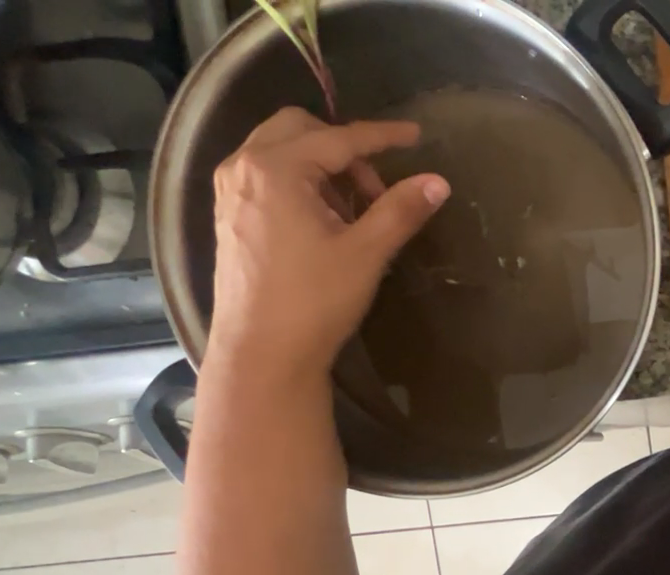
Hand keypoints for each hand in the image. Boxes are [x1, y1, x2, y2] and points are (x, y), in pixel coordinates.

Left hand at [205, 107, 449, 385]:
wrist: (263, 350)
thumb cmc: (315, 300)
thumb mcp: (366, 254)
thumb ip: (401, 211)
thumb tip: (438, 182)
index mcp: (275, 168)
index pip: (338, 138)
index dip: (381, 136)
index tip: (416, 136)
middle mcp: (243, 166)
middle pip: (299, 130)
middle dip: (346, 150)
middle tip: (379, 192)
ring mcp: (231, 190)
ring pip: (281, 152)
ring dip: (325, 168)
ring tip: (357, 213)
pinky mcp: (231, 214)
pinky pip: (269, 176)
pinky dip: (303, 184)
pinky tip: (327, 223)